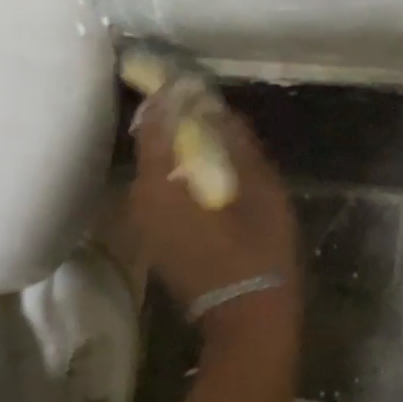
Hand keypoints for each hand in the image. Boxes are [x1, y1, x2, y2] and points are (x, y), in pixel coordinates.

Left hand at [125, 98, 300, 344]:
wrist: (247, 319)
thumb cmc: (259, 251)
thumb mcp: (261, 189)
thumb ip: (236, 143)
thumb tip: (219, 110)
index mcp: (162, 182)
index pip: (154, 122)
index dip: (170, 96)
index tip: (190, 82)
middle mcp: (141, 198)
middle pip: (150, 144)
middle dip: (173, 121)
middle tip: (203, 107)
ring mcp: (143, 222)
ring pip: (153, 169)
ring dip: (175, 149)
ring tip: (208, 137)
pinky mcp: (152, 238)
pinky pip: (158, 192)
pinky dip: (175, 175)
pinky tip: (203, 174)